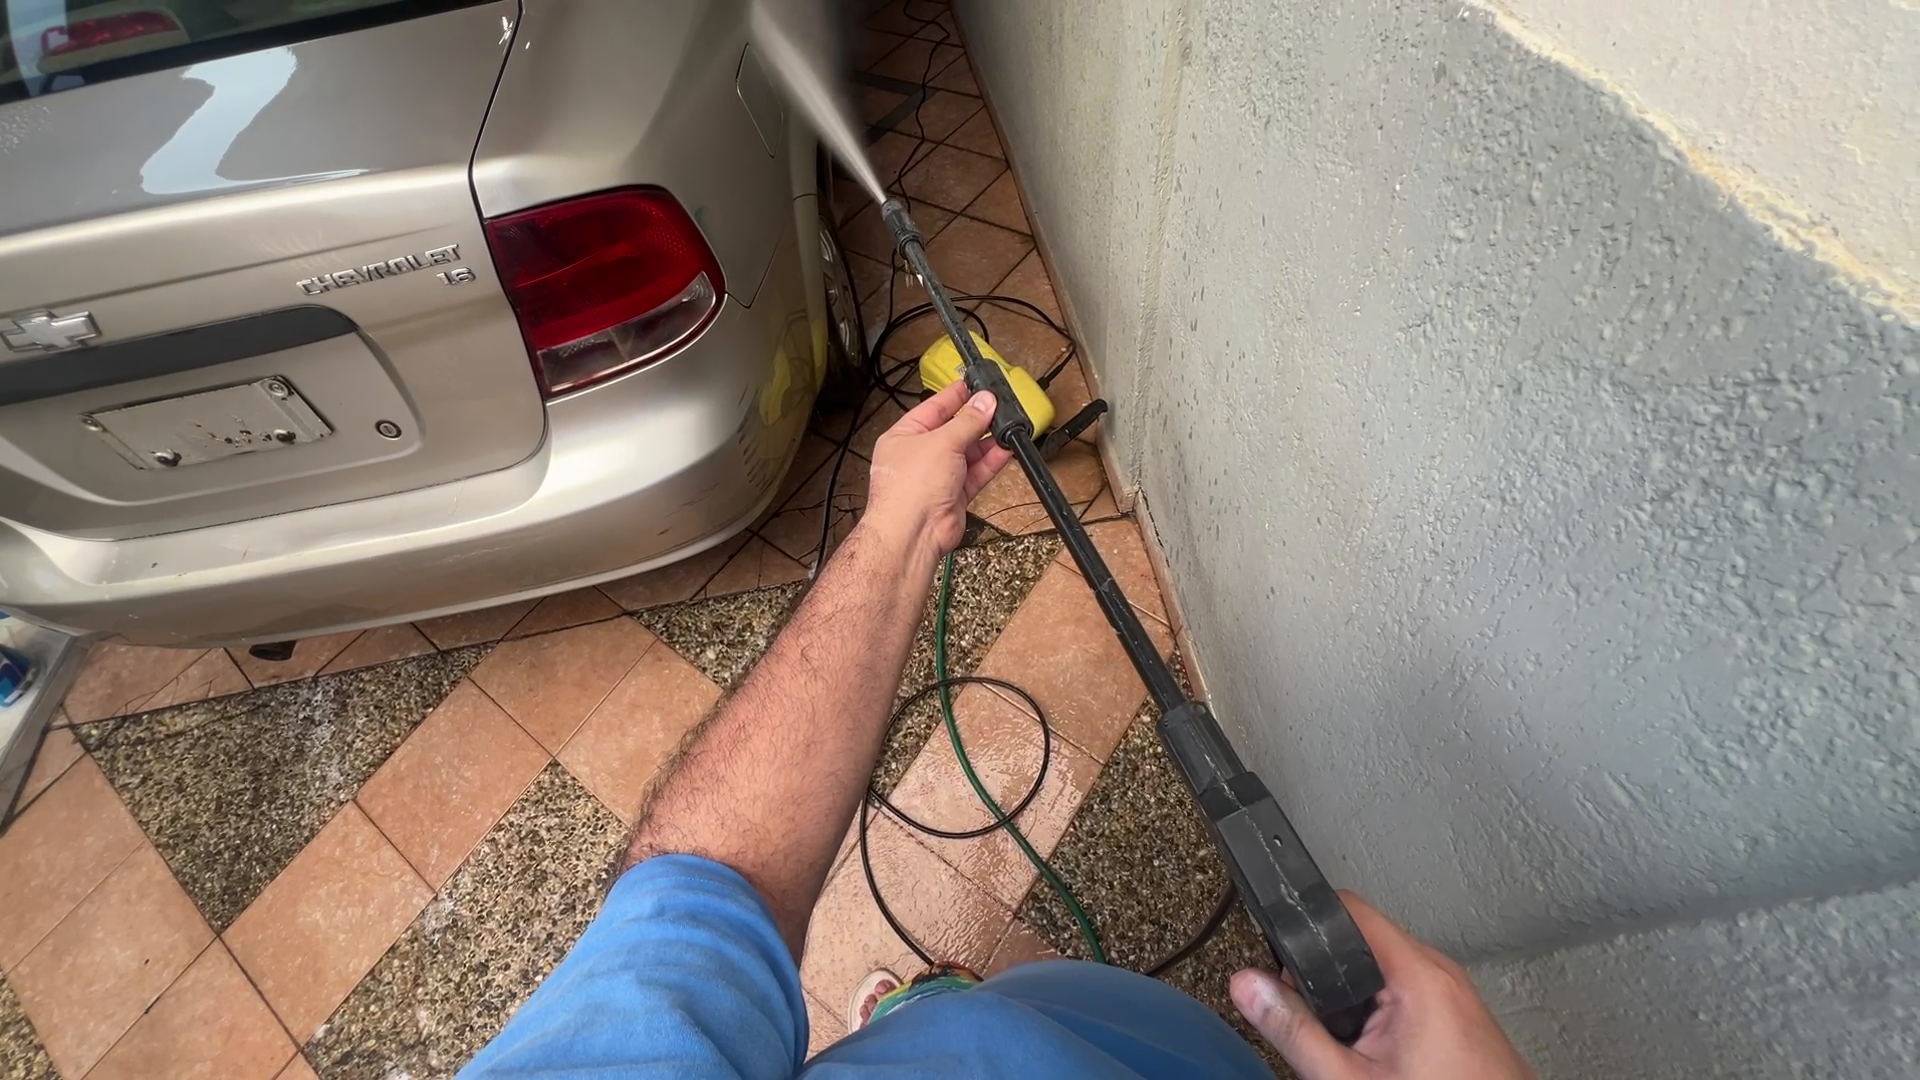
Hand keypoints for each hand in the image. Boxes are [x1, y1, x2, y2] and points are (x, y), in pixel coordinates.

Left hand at [863, 381, 1012, 559]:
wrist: (913, 533)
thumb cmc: (908, 490)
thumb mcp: (941, 443)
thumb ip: (967, 422)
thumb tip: (983, 402)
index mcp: (904, 436)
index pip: (933, 408)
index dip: (955, 396)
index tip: (974, 385)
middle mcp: (920, 456)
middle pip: (953, 430)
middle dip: (976, 420)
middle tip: (998, 406)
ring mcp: (937, 476)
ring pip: (967, 453)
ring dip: (987, 441)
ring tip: (1007, 426)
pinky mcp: (954, 494)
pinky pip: (976, 473)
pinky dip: (991, 462)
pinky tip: (1006, 449)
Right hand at [1231, 892, 1532, 1079]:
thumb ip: (1294, 1030)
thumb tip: (1247, 985)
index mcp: (1417, 975)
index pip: (1345, 906)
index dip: (1304, 923)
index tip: (1282, 953)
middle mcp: (1442, 976)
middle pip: (1361, 938)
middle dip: (1325, 972)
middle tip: (1312, 1015)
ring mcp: (1458, 999)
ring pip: (1384, 968)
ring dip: (1353, 994)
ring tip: (1346, 1041)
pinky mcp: (1465, 1023)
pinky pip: (1409, 993)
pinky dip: (1381, 1011)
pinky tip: (1376, 1053)